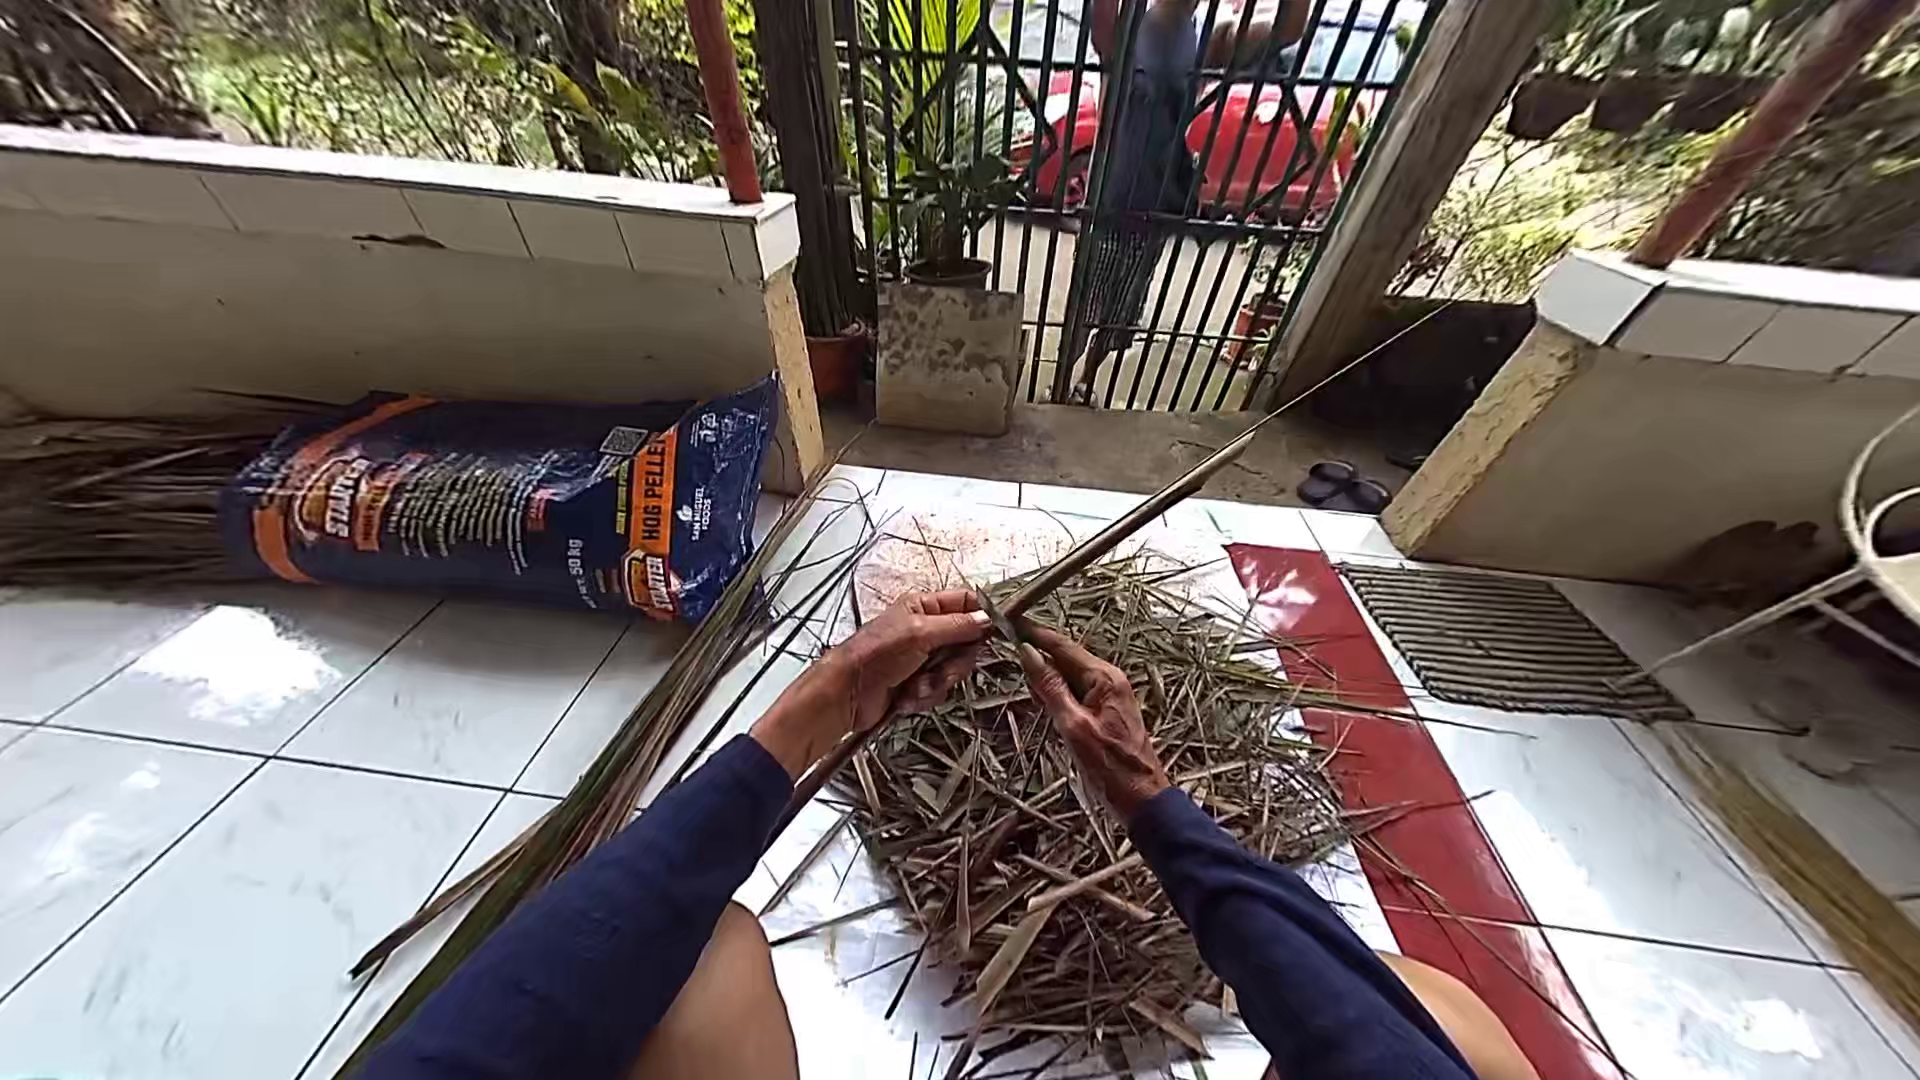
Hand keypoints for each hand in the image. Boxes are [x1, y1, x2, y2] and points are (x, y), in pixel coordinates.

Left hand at [751, 590, 989, 777]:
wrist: (846, 696)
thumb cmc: (874, 655)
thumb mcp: (920, 634)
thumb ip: (957, 626)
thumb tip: (987, 618)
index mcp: (923, 607)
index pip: (965, 602)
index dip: (981, 617)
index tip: (992, 633)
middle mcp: (926, 630)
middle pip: (966, 642)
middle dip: (954, 662)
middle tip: (939, 668)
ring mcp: (922, 658)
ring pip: (954, 670)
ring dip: (937, 683)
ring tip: (915, 685)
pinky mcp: (918, 683)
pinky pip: (939, 690)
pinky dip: (925, 696)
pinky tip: (906, 696)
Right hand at [1016, 623, 1171, 819]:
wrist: (1142, 801)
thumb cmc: (1111, 768)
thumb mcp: (1072, 726)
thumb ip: (1049, 687)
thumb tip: (1028, 654)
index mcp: (1104, 677)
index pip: (1061, 644)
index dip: (1033, 633)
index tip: (1009, 623)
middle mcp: (1108, 679)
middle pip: (1064, 656)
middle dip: (1038, 660)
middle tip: (1016, 669)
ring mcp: (1107, 693)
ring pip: (1067, 674)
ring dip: (1046, 681)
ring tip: (1035, 698)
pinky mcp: (1104, 708)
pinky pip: (1074, 690)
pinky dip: (1057, 695)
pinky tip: (1049, 709)